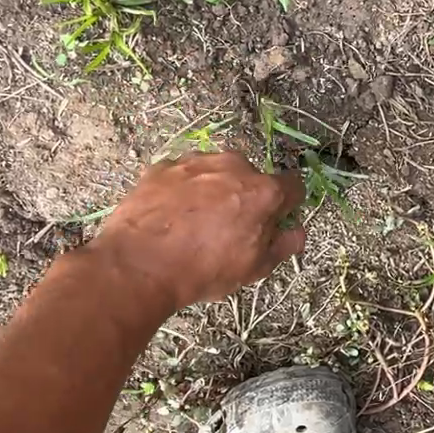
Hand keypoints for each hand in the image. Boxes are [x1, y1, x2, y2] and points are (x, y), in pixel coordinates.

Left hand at [86, 152, 306, 313]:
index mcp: (264, 191)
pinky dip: (183, 190)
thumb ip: (284, 245)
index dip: (287, 206)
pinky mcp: (163, 167)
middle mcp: (234, 167)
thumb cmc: (203, 270)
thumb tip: (295, 232)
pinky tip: (172, 216)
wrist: (138, 266)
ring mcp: (195, 163)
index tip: (274, 222)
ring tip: (196, 222)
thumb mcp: (256, 268)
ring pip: (217, 173)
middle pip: (252, 177)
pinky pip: (183, 175)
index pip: (293, 187)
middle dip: (247, 197)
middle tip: (230, 227)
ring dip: (215, 190)